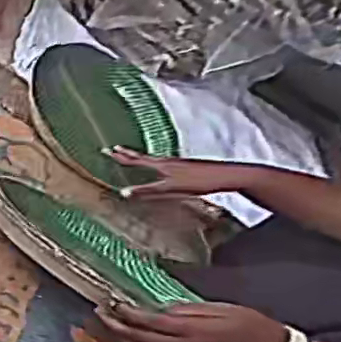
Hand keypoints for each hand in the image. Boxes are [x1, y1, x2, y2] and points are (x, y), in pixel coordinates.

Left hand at [95, 301, 291, 341]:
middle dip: (114, 324)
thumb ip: (188, 309)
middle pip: (136, 336)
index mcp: (192, 329)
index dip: (127, 312)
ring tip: (106, 322)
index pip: (149, 321)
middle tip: (99, 311)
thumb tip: (160, 307)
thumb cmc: (250, 325)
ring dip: (118, 336)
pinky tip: (125, 336)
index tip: (113, 302)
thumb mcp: (222, 309)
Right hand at [107, 148, 265, 198]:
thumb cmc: (201, 182)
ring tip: (132, 156)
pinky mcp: (188, 167)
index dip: (121, 156)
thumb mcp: (171, 189)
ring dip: (141, 157)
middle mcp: (169, 161)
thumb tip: (123, 192)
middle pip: (144, 157)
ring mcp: (180, 163)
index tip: (108, 150)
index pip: (136, 160)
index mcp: (162, 165)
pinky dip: (154, 163)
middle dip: (128, 154)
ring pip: (154, 159)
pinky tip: (158, 167)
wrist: (232, 176)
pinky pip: (164, 163)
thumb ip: (148, 191)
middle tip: (115, 149)